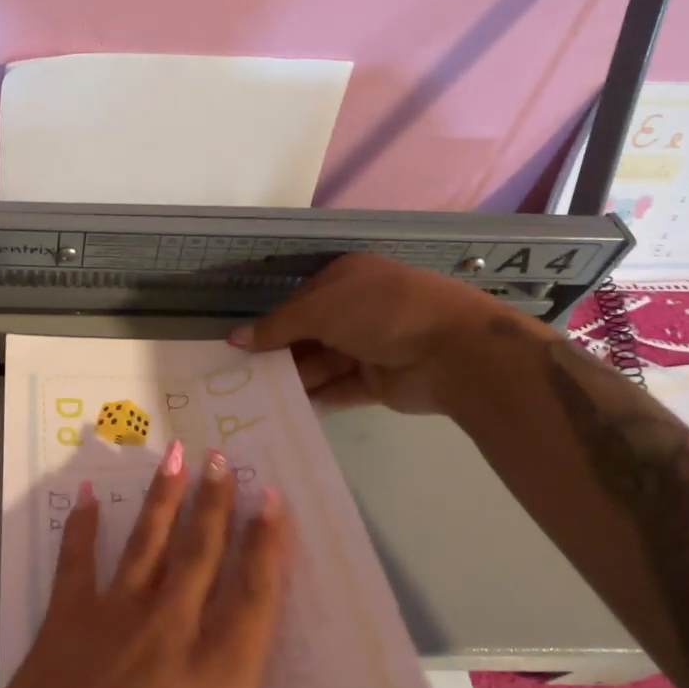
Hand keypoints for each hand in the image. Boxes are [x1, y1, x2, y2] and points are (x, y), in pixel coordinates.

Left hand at [0, 445, 290, 687]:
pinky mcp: (66, 618)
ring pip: (149, 542)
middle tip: (223, 457)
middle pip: (202, 552)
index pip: (256, 593)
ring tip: (176, 455)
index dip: (268, 543)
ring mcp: (116, 615)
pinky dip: (79, 526)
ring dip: (164, 497)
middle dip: (216, 501)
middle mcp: (173, 627)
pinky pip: (76, 560)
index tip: (272, 497)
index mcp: (221, 670)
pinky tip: (83, 494)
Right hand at [228, 252, 548, 413]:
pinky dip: (316, 397)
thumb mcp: (320, 309)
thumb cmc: (381, 311)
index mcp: (347, 278)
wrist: (453, 350)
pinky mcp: (378, 381)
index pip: (299, 301)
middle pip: (308, 333)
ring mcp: (369, 346)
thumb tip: (235, 339)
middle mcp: (357, 310)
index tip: (241, 347)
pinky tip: (287, 409)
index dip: (271, 323)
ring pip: (321, 363)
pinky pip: (339, 389)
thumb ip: (277, 326)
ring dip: (294, 378)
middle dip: (279, 353)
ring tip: (257, 398)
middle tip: (242, 377)